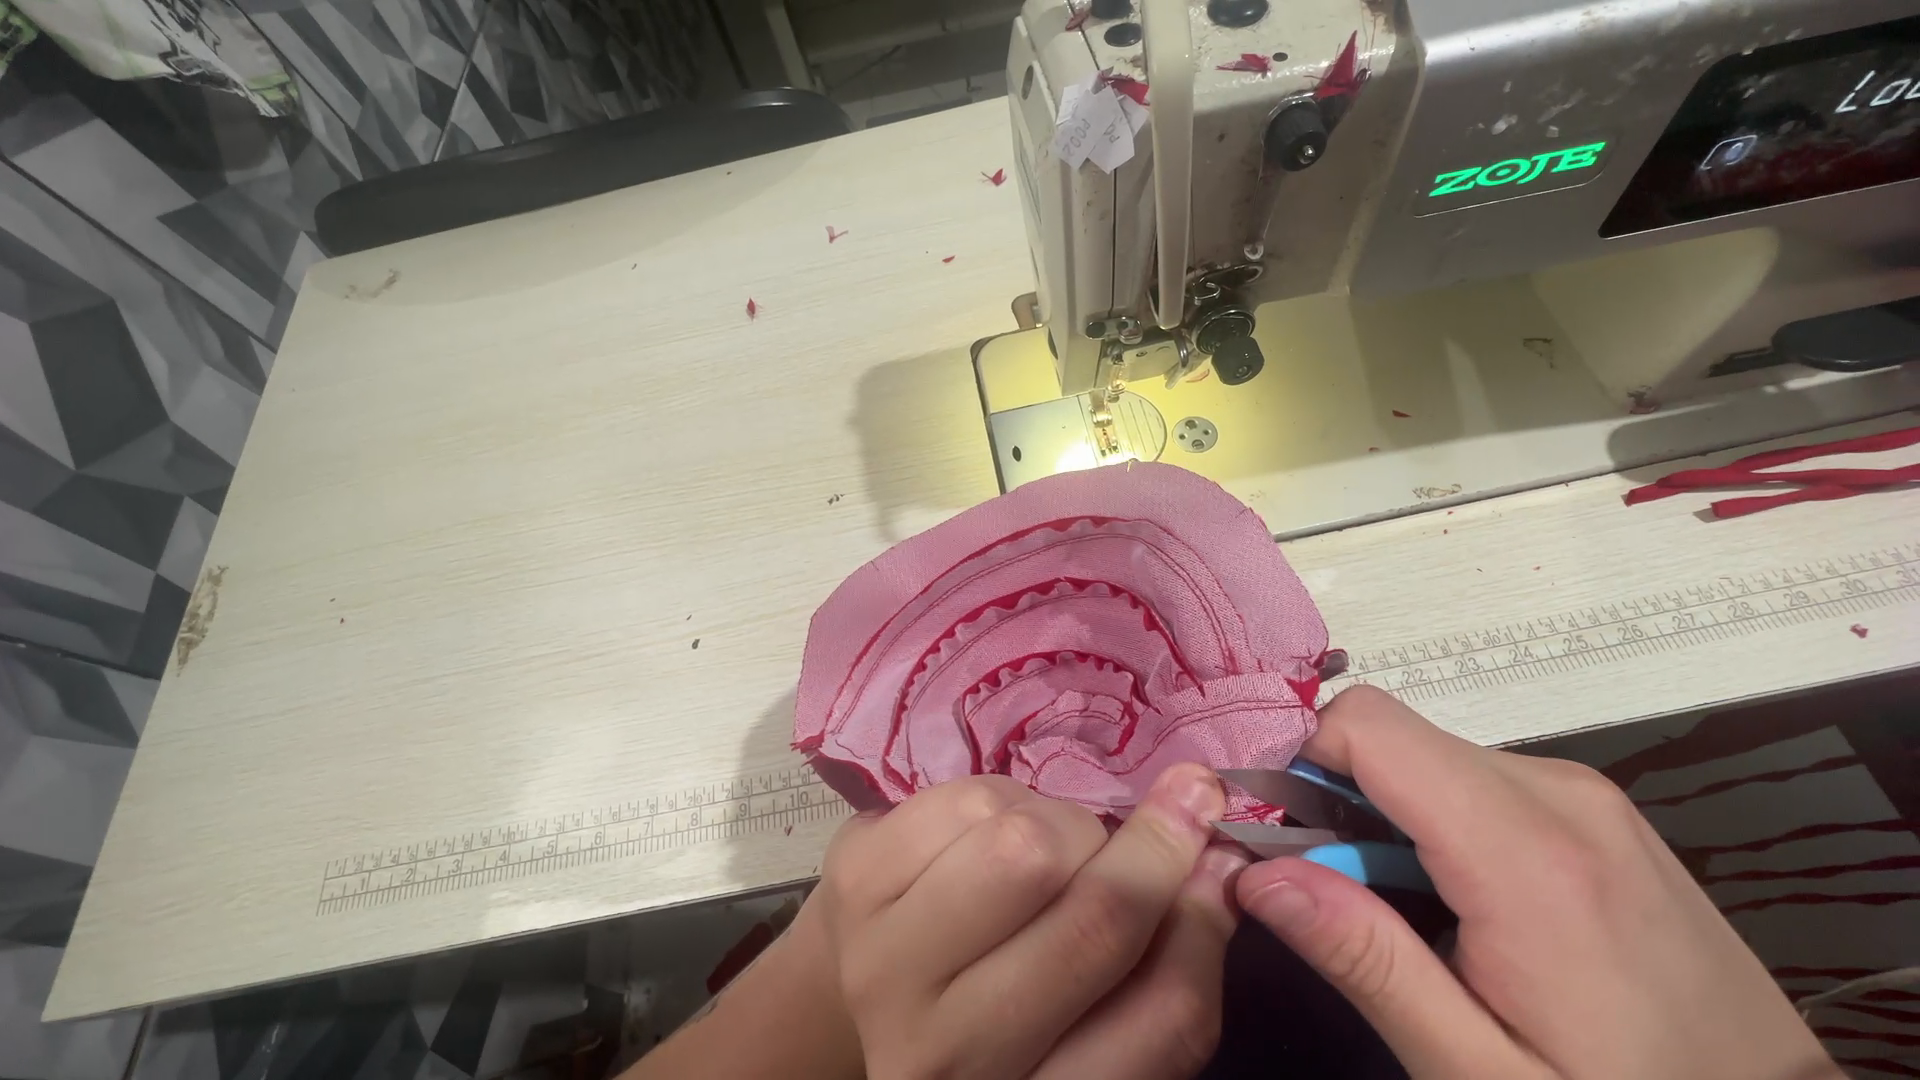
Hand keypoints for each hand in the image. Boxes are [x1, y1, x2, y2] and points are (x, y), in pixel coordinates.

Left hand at [814, 765, 1247, 1079]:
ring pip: (1026, 846)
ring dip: (1066, 825)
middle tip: (1177, 804)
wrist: (871, 968)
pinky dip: (1004, 797)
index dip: (1204, 924)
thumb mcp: (1083, 1008)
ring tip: (1053, 844)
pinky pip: (969, 800)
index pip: (1158, 1026)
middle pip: (1092, 921)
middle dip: (1151, 847)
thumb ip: (1162, 955)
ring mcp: (888, 962)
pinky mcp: (857, 876)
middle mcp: (951, 1058)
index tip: (1222, 847)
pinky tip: (991, 829)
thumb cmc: (996, 989)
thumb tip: (1215, 858)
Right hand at [1237, 686, 1838, 1079]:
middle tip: (1328, 890)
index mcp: (1525, 849)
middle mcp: (1555, 791)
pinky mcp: (1588, 807)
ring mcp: (1579, 793)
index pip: (1366, 726)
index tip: (1270, 829)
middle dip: (1331, 798)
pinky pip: (1467, 777)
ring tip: (1396, 907)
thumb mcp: (1476, 1070)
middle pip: (1388, 738)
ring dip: (1378, 813)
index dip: (1295, 757)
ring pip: (1421, 755)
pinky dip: (1426, 817)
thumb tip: (1255, 873)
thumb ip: (1363, 958)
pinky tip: (1448, 896)